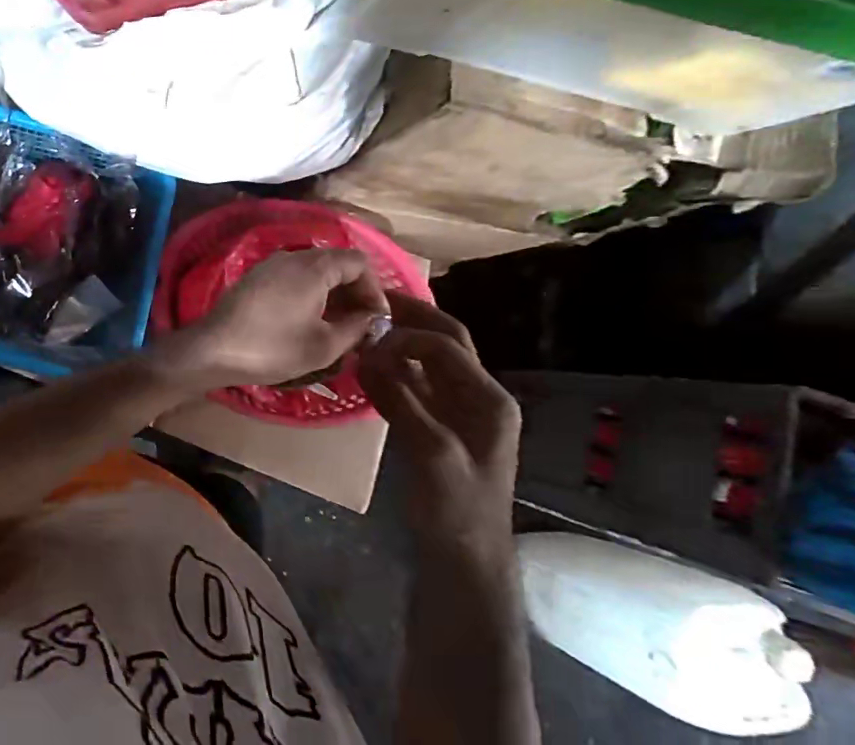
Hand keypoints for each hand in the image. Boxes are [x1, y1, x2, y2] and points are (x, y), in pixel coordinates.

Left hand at [156, 249, 389, 390]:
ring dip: (331, 293)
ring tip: (337, 326)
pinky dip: (308, 293)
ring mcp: (269, 265)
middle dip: (354, 290)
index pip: (358, 261)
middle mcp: (291, 256)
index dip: (375, 288)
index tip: (377, 319)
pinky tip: (308, 320)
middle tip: (362, 324)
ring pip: (313, 270)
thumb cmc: (272, 347)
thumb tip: (371, 319)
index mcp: (313, 266)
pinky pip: (292, 277)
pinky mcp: (254, 278)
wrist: (213, 349)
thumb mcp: (324, 345)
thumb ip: (355, 328)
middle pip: (336, 262)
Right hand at [359, 293, 521, 560]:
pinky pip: (415, 381)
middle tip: (370, 299)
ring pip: (430, 359)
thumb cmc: (455, 506)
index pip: (445, 346)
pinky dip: (393, 365)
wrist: (464, 555)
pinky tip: (368, 362)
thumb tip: (366, 354)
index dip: (406, 334)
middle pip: (446, 342)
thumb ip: (399, 399)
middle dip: (411, 318)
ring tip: (365, 323)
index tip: (366, 337)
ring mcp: (458, 410)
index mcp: (489, 399)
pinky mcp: (437, 423)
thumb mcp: (430, 452)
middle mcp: (478, 396)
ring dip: (401, 338)